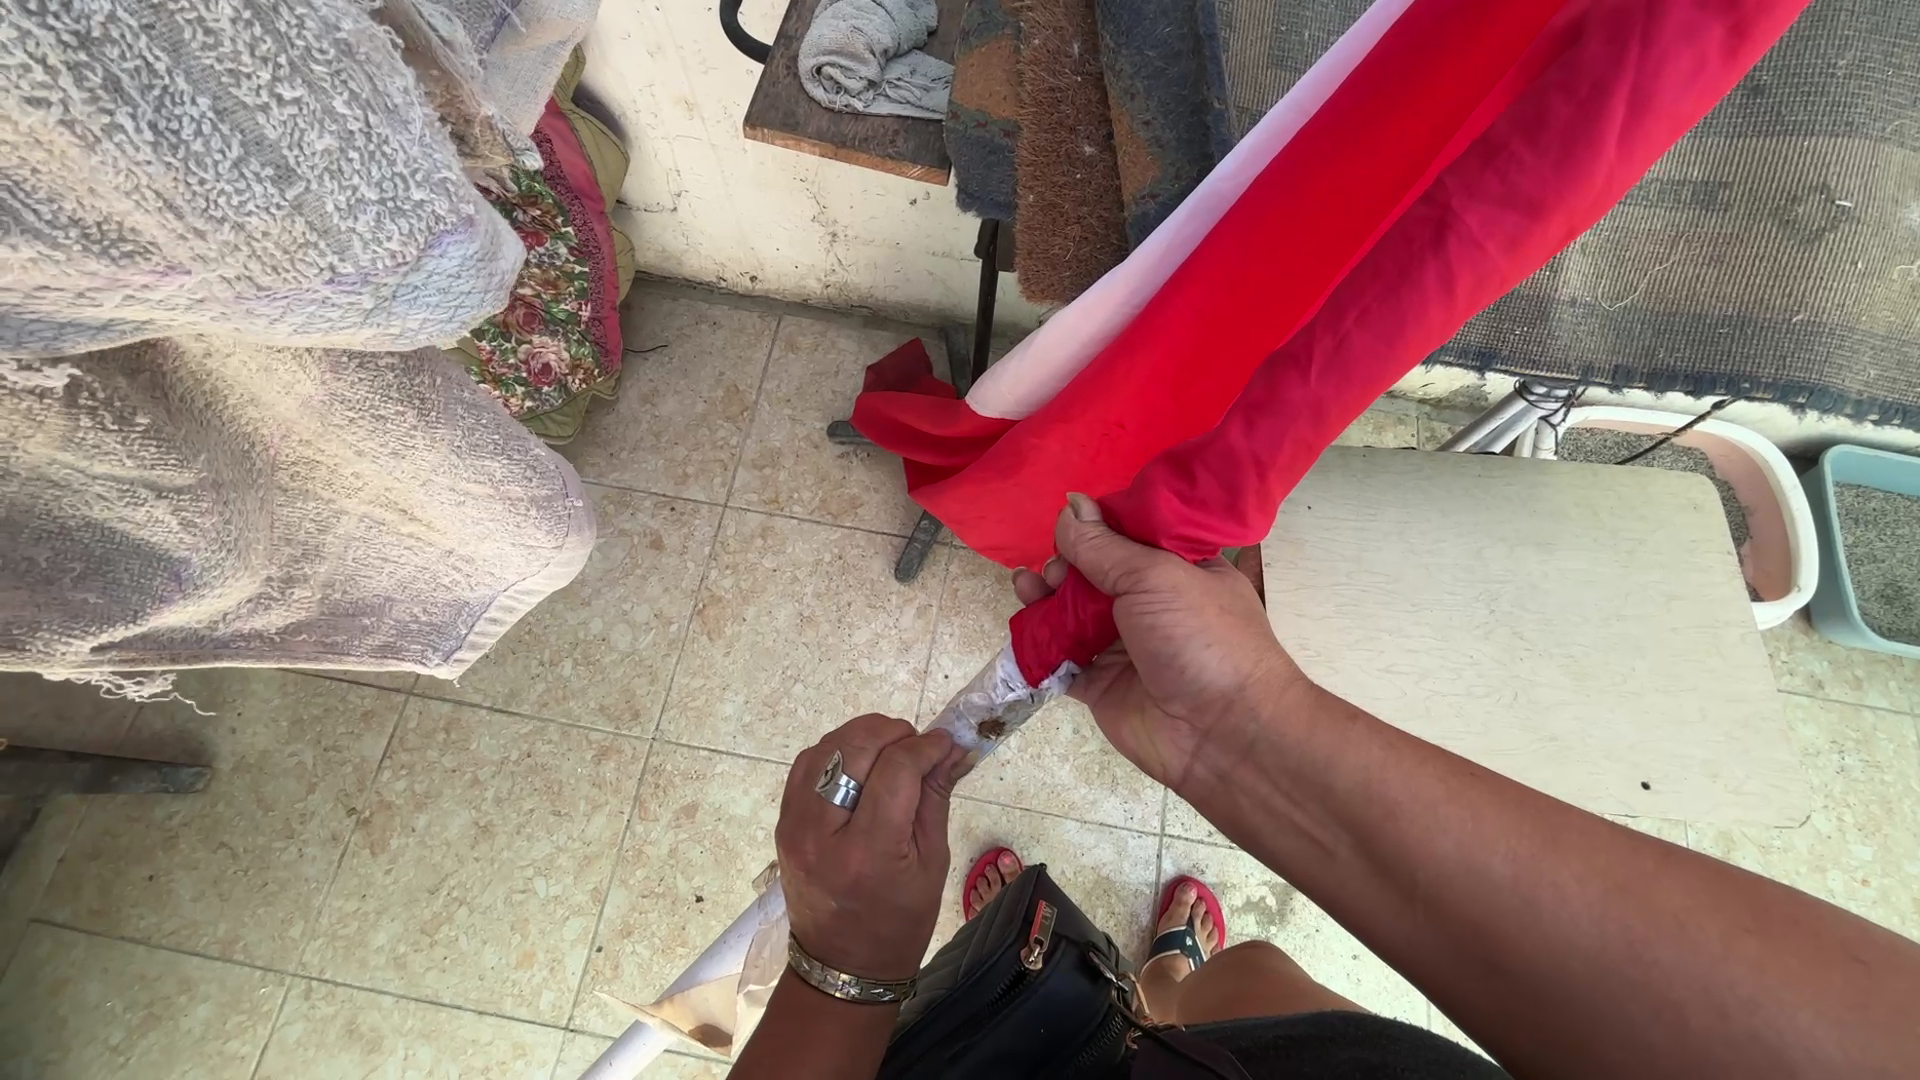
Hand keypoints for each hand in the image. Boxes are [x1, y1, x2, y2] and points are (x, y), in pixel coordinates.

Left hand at [776, 715, 963, 982]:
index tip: (945, 741)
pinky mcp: (783, 821)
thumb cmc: (899, 922)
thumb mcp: (932, 862)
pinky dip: (837, 751)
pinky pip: (807, 763)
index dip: (924, 746)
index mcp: (867, 851)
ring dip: (863, 736)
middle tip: (918, 742)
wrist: (841, 967)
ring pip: (827, 748)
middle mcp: (822, 832)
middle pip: (855, 749)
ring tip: (891, 748)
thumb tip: (951, 747)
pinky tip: (861, 762)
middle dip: (893, 732)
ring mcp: (794, 825)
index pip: (896, 771)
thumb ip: (936, 796)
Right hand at [1013, 494, 1309, 789]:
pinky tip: (1024, 619)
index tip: (1071, 518)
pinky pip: (1061, 657)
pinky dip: (1038, 640)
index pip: (1131, 536)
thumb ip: (1103, 545)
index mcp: (1179, 569)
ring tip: (1028, 585)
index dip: (1099, 526)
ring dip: (1046, 595)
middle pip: (1094, 573)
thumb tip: (1070, 504)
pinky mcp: (1100, 684)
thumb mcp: (1155, 576)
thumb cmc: (1201, 638)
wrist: (1222, 734)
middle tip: (1057, 569)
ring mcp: (1124, 646)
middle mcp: (1151, 604)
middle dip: (1067, 563)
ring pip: (1072, 614)